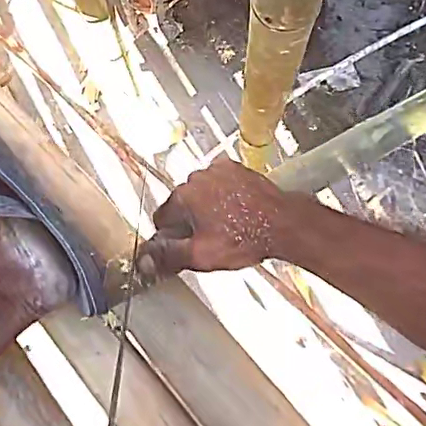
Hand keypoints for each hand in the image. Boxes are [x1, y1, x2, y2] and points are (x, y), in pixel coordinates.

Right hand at [140, 159, 295, 280]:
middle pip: (181, 203)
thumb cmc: (245, 238)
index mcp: (183, 196)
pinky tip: (236, 208)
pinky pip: (218, 181)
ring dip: (208, 205)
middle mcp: (195, 177)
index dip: (172, 235)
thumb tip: (143, 259)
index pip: (162, 218)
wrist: (282, 222)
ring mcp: (215, 169)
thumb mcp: (202, 256)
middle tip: (211, 238)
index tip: (187, 244)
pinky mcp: (233, 167)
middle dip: (191, 219)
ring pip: (200, 191)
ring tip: (228, 224)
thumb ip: (169, 256)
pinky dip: (223, 192)